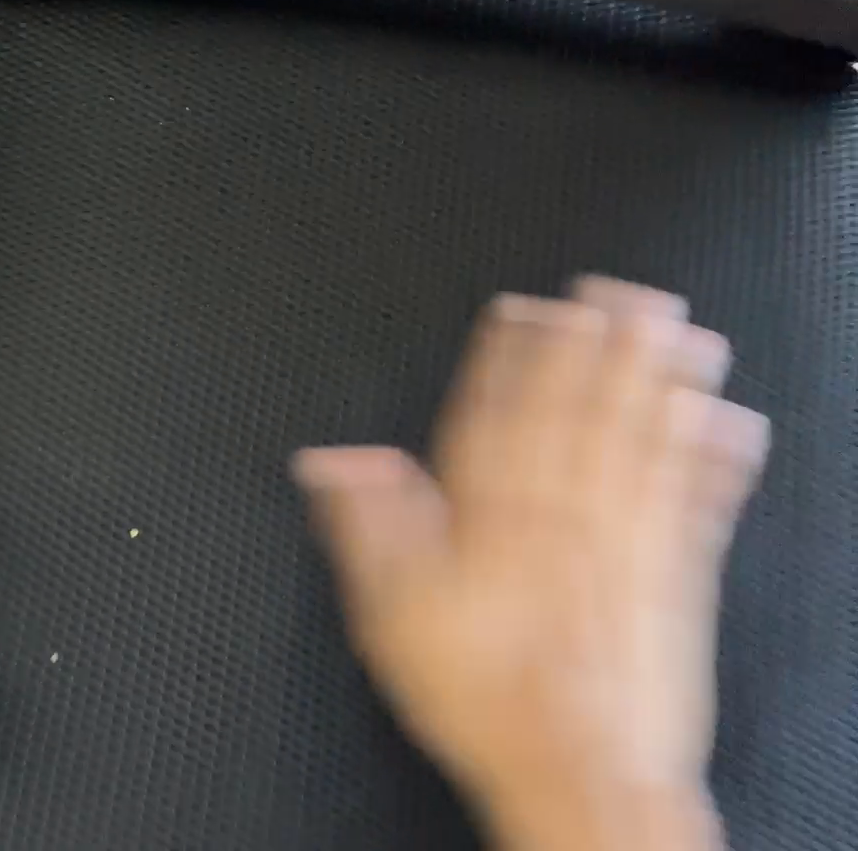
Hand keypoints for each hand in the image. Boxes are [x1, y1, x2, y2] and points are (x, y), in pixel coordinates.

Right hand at [295, 278, 769, 850]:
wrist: (575, 769)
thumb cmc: (479, 686)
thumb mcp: (385, 605)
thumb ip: (366, 524)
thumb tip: (336, 462)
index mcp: (490, 521)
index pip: (497, 419)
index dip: (510, 360)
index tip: (525, 310)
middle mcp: (562, 521)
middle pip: (579, 416)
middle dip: (596, 349)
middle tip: (618, 293)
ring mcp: (626, 547)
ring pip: (641, 445)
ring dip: (656, 383)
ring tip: (674, 330)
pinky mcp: (675, 581)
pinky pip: (697, 506)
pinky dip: (715, 460)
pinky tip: (727, 421)